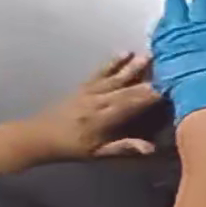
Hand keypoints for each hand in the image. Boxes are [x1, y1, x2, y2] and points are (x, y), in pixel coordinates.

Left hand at [19, 52, 162, 159]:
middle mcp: (96, 103)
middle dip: (148, 80)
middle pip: (126, 89)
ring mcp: (89, 92)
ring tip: (150, 55)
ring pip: (115, 77)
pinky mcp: (84, 86)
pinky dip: (113, 62)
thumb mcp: (97, 154)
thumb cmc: (70, 148)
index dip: (151, 97)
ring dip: (133, 66)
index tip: (171, 90)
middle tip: (169, 70)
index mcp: (101, 120)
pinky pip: (101, 72)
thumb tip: (151, 148)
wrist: (34, 138)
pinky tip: (125, 53)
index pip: (130, 105)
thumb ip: (123, 148)